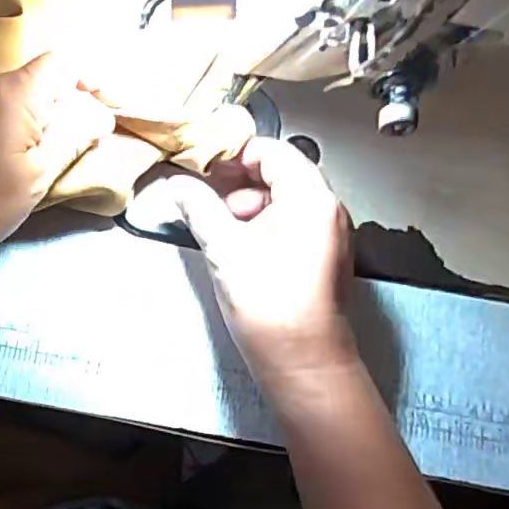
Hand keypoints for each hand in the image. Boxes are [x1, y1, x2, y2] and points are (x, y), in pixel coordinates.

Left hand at [0, 53, 114, 269]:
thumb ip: (73, 136)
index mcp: (13, 91)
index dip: (96, 81)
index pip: (66, 62)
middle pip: (44, 78)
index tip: (114, 112)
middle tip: (93, 142)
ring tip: (63, 156)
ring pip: (22, 99)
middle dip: (75, 103)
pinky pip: (1, 114)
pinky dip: (23, 130)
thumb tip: (99, 114)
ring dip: (49, 119)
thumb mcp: (38, 173)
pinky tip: (27, 162)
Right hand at [167, 137, 357, 383]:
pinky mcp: (322, 256)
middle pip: (280, 173)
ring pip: (284, 200)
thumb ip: (197, 206)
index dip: (235, 153)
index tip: (205, 164)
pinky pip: (291, 224)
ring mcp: (329, 234)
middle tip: (204, 194)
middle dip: (238, 181)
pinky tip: (237, 245)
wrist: (300, 357)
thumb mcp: (222, 246)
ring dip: (248, 204)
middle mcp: (327, 210)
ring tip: (218, 225)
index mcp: (310, 198)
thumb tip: (179, 187)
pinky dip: (262, 224)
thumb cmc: (270, 304)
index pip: (273, 151)